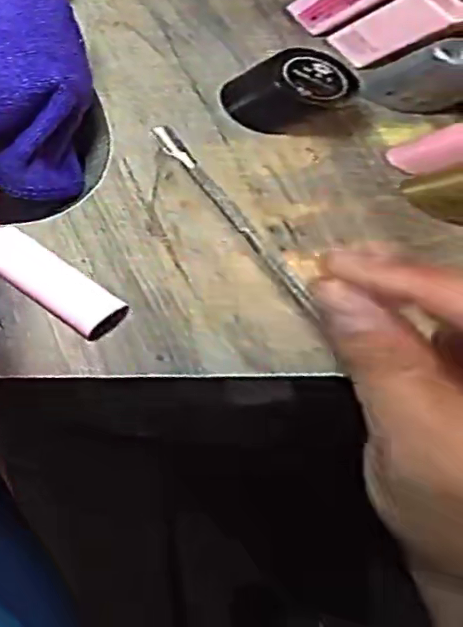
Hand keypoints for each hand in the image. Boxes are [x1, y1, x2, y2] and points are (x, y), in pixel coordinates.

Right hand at [312, 251, 462, 587]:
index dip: (412, 280)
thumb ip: (383, 365)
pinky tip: (377, 314)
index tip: (335, 264)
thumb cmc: (460, 523)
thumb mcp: (420, 445)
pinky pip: (455, 343)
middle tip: (341, 262)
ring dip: (414, 296)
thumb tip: (335, 291)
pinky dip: (418, 320)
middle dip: (416, 281)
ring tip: (353, 277)